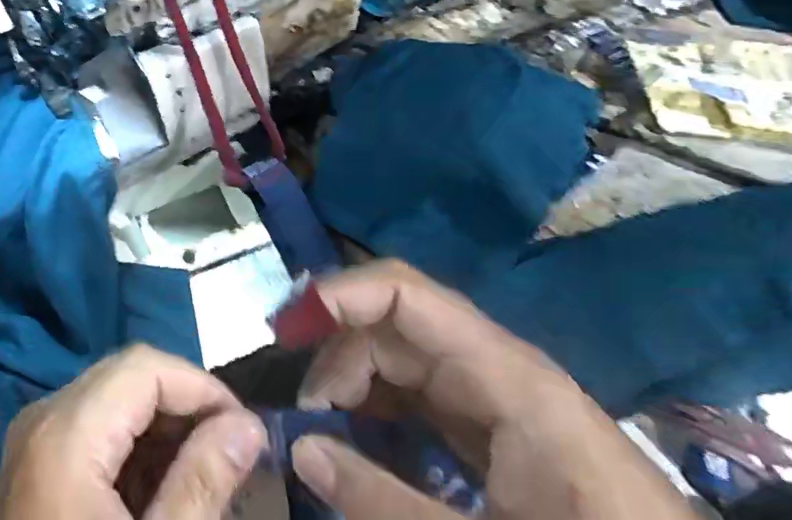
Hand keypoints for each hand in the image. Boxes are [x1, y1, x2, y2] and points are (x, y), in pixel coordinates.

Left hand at [0, 344, 266, 519]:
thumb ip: (203, 481)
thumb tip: (248, 424)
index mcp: (64, 431)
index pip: (143, 367)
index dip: (202, 387)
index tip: (250, 432)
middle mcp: (43, 418)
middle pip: (125, 377)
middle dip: (186, 406)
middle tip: (238, 454)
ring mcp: (34, 440)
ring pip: (111, 400)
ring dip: (164, 428)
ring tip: (212, 474)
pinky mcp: (37, 465)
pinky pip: (93, 430)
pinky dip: (135, 448)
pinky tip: (168, 489)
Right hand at [290, 261, 696, 519]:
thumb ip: (387, 503)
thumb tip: (300, 448)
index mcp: (507, 376)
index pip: (404, 293)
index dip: (337, 296)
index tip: (284, 335)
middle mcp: (498, 371)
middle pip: (393, 325)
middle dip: (338, 355)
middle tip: (305, 417)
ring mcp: (500, 402)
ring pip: (403, 361)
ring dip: (354, 383)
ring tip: (323, 431)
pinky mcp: (501, 435)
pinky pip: (423, 400)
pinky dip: (381, 412)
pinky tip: (362, 445)